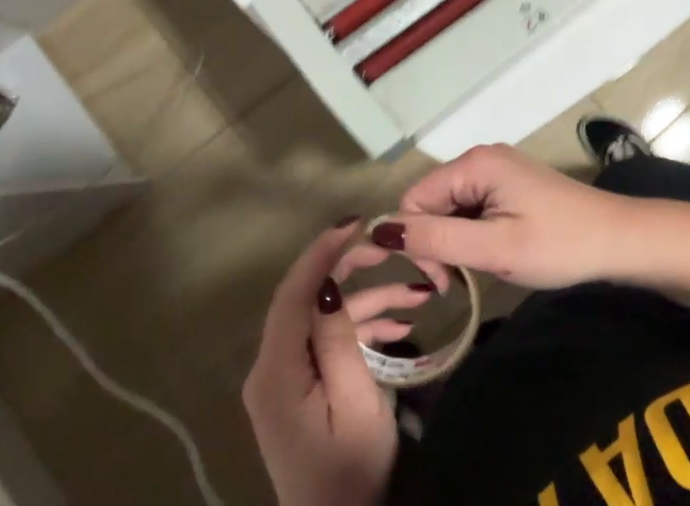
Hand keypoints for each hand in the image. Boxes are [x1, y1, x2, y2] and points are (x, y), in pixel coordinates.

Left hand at [243, 220, 415, 505]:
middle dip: (349, 268)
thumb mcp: (356, 402)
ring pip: (323, 320)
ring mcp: (283, 378)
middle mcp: (270, 367)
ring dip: (367, 303)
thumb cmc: (351, 468)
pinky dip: (359, 330)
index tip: (354, 221)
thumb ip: (339, 341)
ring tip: (419, 293)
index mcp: (276, 371)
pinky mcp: (298, 387)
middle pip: (306, 299)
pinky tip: (399, 326)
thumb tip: (328, 286)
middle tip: (392, 247)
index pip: (293, 295)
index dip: (321, 253)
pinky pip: (325, 344)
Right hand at [373, 143, 636, 289]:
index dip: (415, 241)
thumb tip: (381, 229)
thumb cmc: (559, 245)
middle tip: (457, 282)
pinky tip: (490, 254)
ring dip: (453, 241)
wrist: (618, 239)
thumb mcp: (494, 248)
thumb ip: (437, 237)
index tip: (440, 279)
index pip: (413, 200)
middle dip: (434, 242)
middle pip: (429, 201)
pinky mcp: (512, 185)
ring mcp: (499, 170)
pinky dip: (472, 234)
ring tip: (477, 270)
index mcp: (475, 164)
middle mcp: (482, 158)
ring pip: (450, 208)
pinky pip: (472, 208)